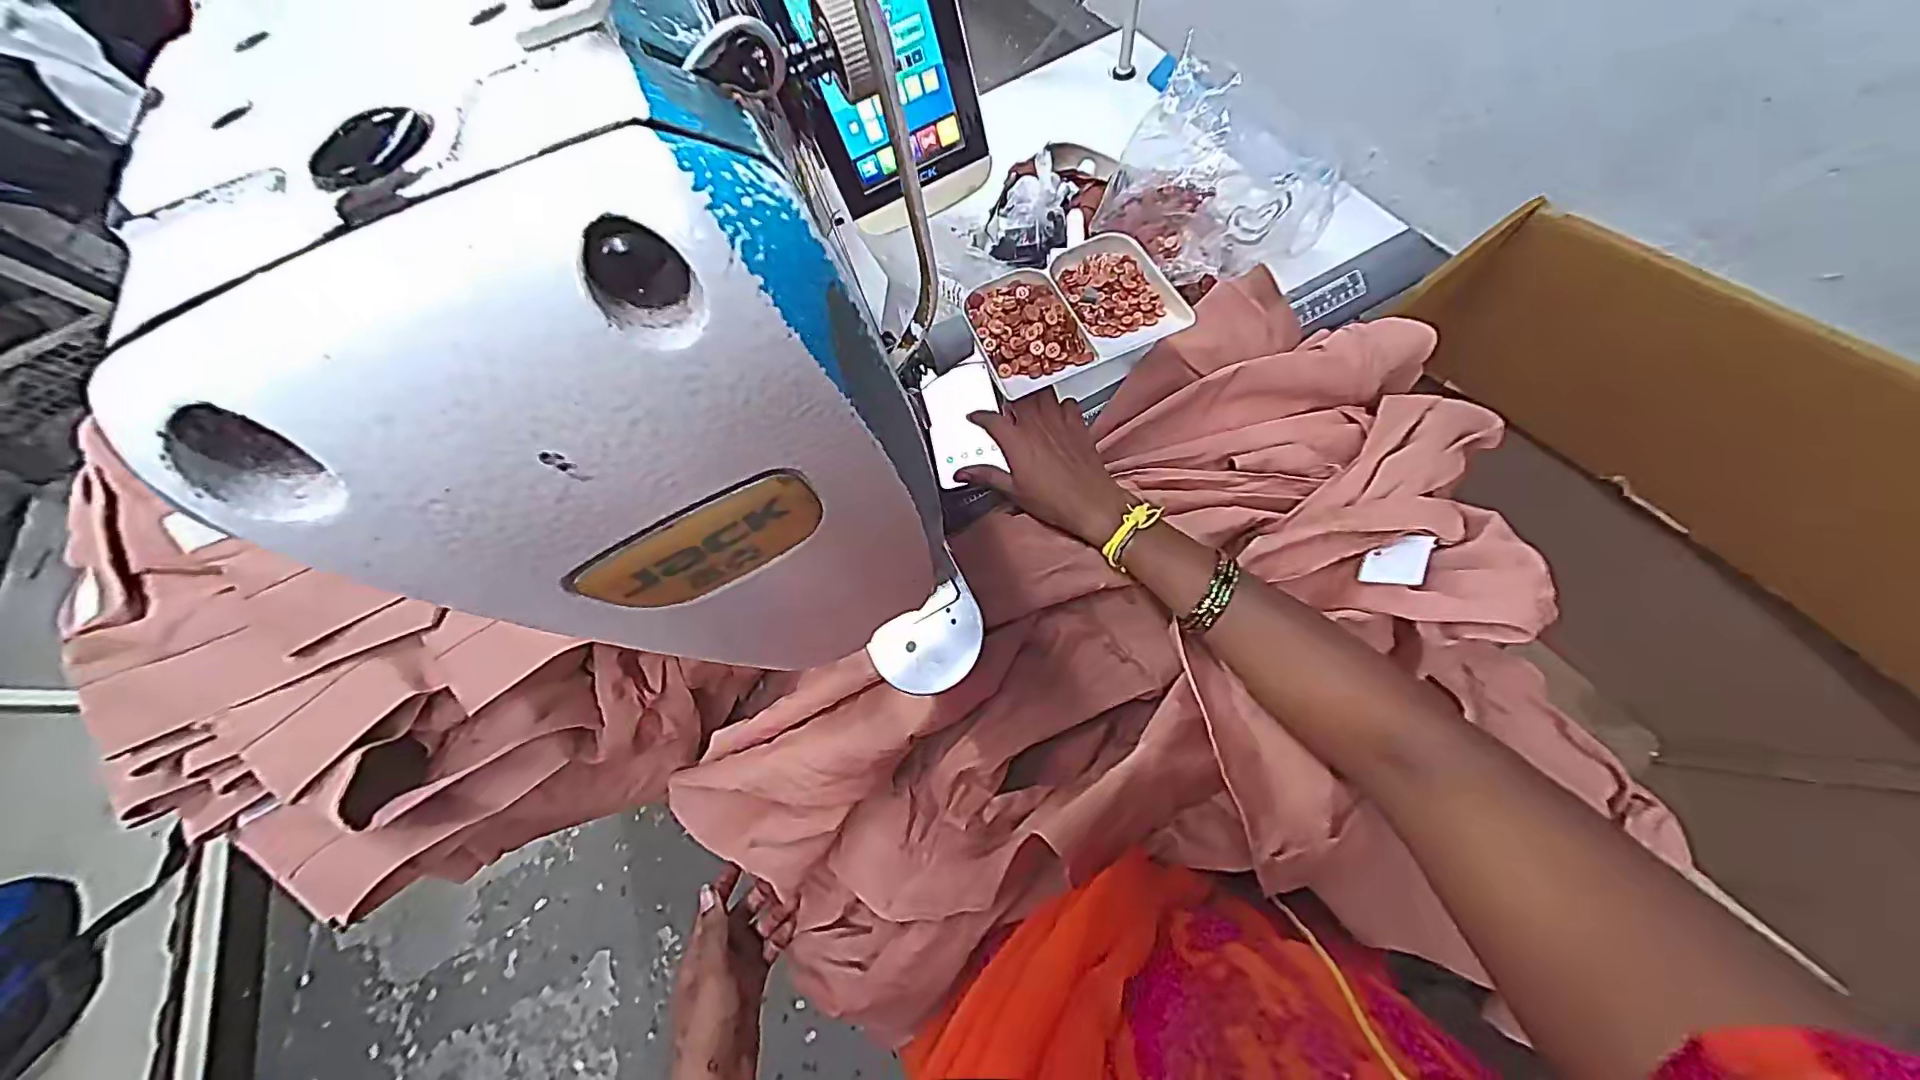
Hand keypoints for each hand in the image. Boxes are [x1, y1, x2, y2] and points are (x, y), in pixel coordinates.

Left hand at [670, 865, 797, 1079]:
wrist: (719, 1074)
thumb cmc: (705, 1030)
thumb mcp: (710, 972)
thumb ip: (712, 930)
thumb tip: (707, 892)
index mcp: (701, 949)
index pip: (714, 903)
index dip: (727, 879)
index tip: (744, 856)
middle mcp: (719, 955)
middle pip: (742, 913)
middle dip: (760, 892)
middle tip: (782, 872)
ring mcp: (738, 969)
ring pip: (759, 930)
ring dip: (776, 912)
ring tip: (795, 895)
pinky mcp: (754, 983)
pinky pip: (770, 951)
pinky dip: (782, 936)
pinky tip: (794, 926)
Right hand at [955, 394, 1133, 547]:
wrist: (1091, 503)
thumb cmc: (1054, 501)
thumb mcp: (1013, 492)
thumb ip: (987, 476)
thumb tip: (963, 474)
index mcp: (1016, 441)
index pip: (991, 419)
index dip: (980, 416)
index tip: (975, 417)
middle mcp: (1037, 425)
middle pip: (1017, 397)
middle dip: (1008, 400)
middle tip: (1004, 410)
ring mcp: (1059, 422)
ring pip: (1042, 394)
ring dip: (1032, 397)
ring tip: (1027, 405)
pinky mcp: (1078, 425)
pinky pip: (1067, 402)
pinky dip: (1059, 404)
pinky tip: (1056, 414)